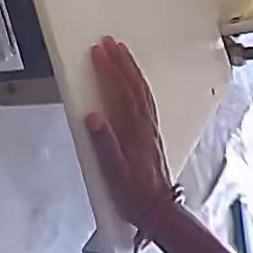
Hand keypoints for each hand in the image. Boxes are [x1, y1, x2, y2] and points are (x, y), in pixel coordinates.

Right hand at [85, 36, 175, 236]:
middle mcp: (145, 124)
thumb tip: (93, 117)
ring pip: (142, 89)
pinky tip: (133, 79)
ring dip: (131, 68)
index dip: (110, 70)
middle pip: (133, 85)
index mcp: (134, 131)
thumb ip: (104, 144)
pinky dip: (138, 82)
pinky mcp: (151, 131)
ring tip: (121, 51)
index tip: (98, 53)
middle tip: (109, 42)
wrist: (159, 209)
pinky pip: (146, 98)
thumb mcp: (114, 173)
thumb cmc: (134, 194)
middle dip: (121, 61)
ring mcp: (150, 126)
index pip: (121, 92)